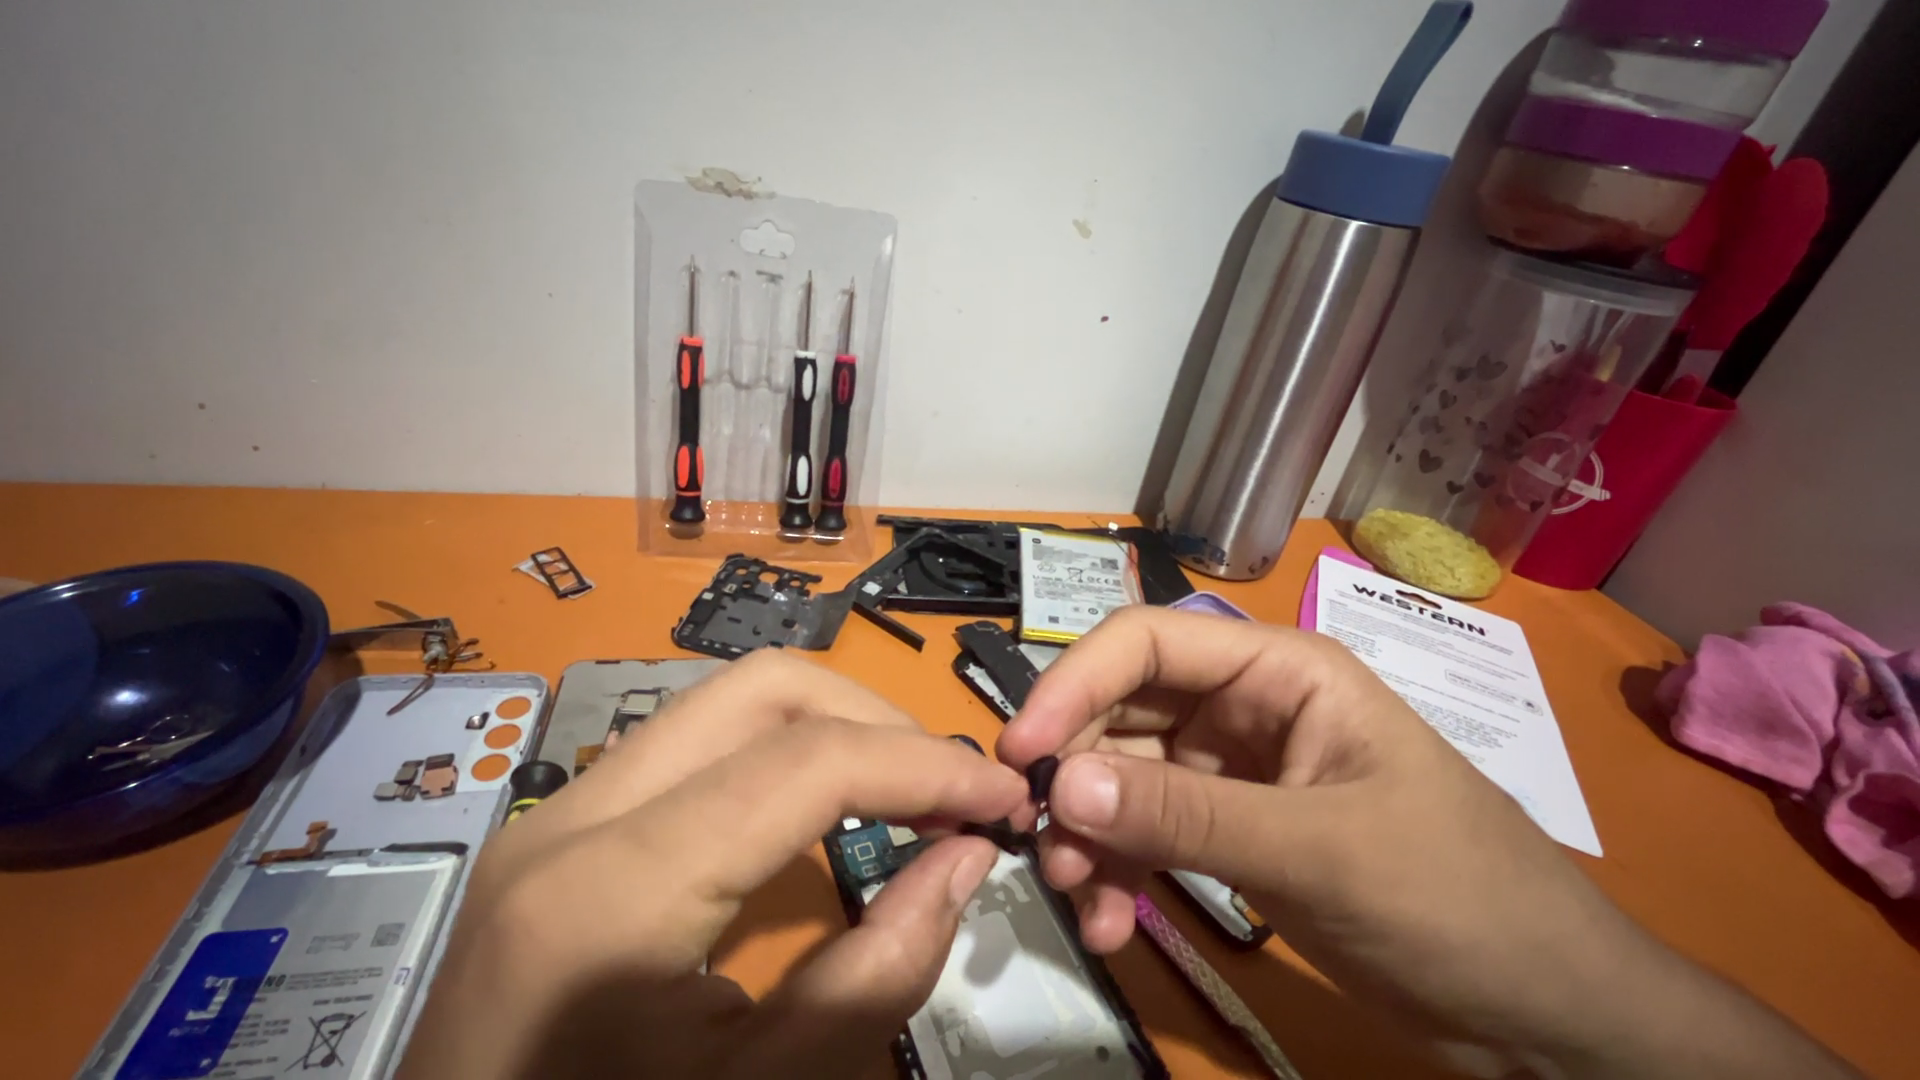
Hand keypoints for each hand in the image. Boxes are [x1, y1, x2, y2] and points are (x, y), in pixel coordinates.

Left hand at [399, 651, 1026, 1079]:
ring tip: (903, 793)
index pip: (803, 764)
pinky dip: (784, 756)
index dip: (925, 765)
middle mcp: (575, 817)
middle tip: (948, 791)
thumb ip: (877, 974)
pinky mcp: (564, 827)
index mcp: (611, 895)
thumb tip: (965, 856)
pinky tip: (824, 814)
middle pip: (763, 690)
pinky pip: (697, 747)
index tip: (1003, 797)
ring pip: (727, 702)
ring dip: (834, 729)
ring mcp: (559, 813)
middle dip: (879, 721)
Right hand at [997, 607, 1860, 1078]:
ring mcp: (1233, 772)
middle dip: (1077, 775)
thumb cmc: (1456, 899)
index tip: (1022, 752)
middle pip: (1123, 712)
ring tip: (1084, 903)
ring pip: (1124, 779)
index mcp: (1279, 672)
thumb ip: (1186, 817)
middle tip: (1043, 846)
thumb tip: (1063, 785)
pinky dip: (1119, 872)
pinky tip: (1113, 923)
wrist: (1544, 1011)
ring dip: (1090, 835)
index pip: (1148, 643)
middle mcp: (1244, 707)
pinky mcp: (1228, 832)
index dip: (1074, 683)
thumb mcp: (1318, 851)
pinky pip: (1146, 833)